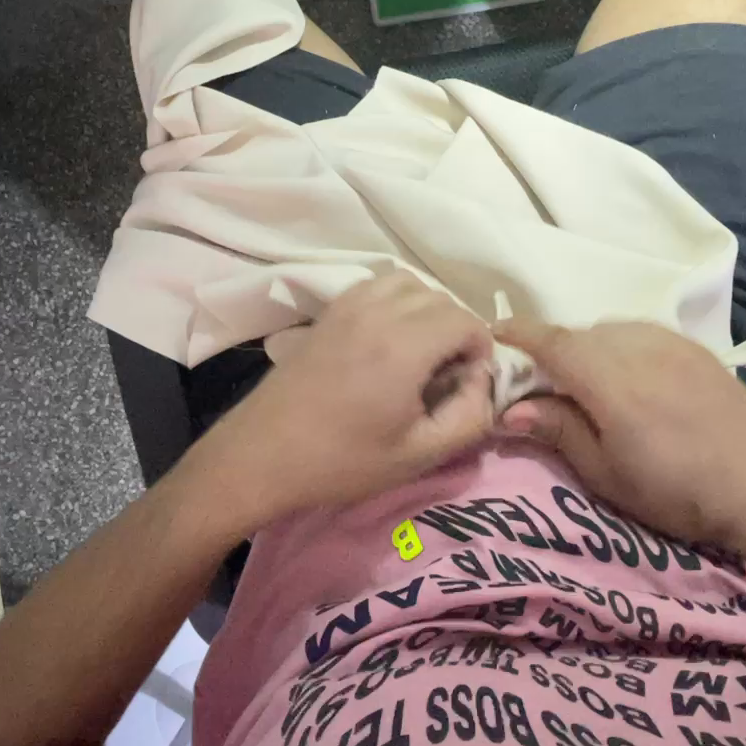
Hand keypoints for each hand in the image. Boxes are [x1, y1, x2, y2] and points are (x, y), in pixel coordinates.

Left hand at [181, 272, 496, 527]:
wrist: (263, 455)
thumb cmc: (342, 461)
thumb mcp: (418, 455)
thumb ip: (469, 418)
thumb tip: (482, 383)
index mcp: (404, 346)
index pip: (466, 321)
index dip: (479, 351)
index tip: (465, 385)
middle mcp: (379, 312)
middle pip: (441, 298)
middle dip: (456, 331)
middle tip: (444, 375)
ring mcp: (349, 305)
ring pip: (410, 283)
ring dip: (427, 311)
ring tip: (419, 352)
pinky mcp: (329, 310)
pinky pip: (377, 285)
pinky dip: (396, 301)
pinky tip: (388, 339)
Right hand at [493, 319, 745, 544]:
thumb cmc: (677, 492)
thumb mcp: (607, 474)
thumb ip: (558, 430)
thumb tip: (510, 409)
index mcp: (610, 381)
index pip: (551, 341)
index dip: (518, 334)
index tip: (492, 334)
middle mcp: (636, 347)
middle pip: (577, 334)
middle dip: (551, 350)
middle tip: (540, 384)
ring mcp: (668, 342)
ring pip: (607, 330)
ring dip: (586, 348)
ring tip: (586, 385)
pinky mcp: (691, 346)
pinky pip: (638, 333)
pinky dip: (618, 346)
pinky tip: (628, 378)